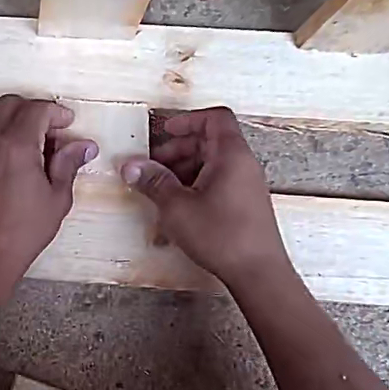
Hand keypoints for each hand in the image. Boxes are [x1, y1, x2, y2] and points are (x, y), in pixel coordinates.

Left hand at [0, 96, 97, 292]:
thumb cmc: (22, 232)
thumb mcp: (57, 198)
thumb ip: (69, 165)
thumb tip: (83, 146)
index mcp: (17, 147)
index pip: (37, 110)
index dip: (56, 112)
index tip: (68, 122)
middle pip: (10, 105)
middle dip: (35, 110)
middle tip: (54, 130)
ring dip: (17, 123)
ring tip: (38, 149)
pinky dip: (3, 139)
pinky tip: (20, 164)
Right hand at [121, 107, 292, 287]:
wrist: (257, 272)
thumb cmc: (222, 236)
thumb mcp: (177, 207)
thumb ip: (153, 182)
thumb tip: (131, 166)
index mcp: (231, 154)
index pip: (214, 118)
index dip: (188, 120)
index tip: (165, 131)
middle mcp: (243, 164)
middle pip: (209, 140)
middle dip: (177, 150)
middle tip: (152, 166)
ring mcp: (246, 184)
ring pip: (211, 163)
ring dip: (183, 169)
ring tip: (160, 188)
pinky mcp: (244, 203)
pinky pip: (218, 181)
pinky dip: (196, 184)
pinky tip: (178, 206)